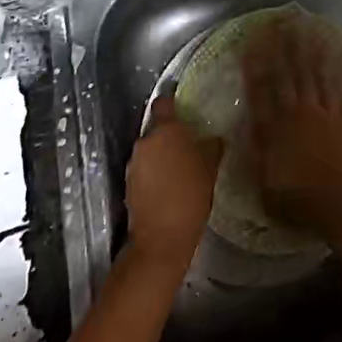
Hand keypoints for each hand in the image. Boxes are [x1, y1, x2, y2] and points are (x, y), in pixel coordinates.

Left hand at [124, 97, 223, 268]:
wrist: (161, 238)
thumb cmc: (191, 199)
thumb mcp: (209, 172)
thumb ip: (210, 149)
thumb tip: (213, 138)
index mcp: (166, 131)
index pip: (164, 103)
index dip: (172, 104)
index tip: (183, 112)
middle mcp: (146, 140)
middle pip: (157, 127)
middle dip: (170, 136)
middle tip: (187, 149)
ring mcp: (134, 160)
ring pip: (150, 148)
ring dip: (161, 154)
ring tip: (178, 171)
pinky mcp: (128, 179)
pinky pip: (143, 166)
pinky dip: (153, 171)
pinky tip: (166, 187)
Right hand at [241, 21, 341, 239]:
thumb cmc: (298, 199)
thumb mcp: (262, 181)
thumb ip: (252, 151)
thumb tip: (240, 124)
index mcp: (273, 126)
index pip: (259, 88)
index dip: (253, 63)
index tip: (249, 41)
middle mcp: (296, 113)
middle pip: (287, 73)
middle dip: (281, 46)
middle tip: (278, 22)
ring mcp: (321, 114)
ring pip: (312, 74)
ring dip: (308, 50)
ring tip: (305, 28)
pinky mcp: (340, 120)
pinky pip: (337, 89)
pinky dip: (336, 70)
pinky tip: (337, 56)